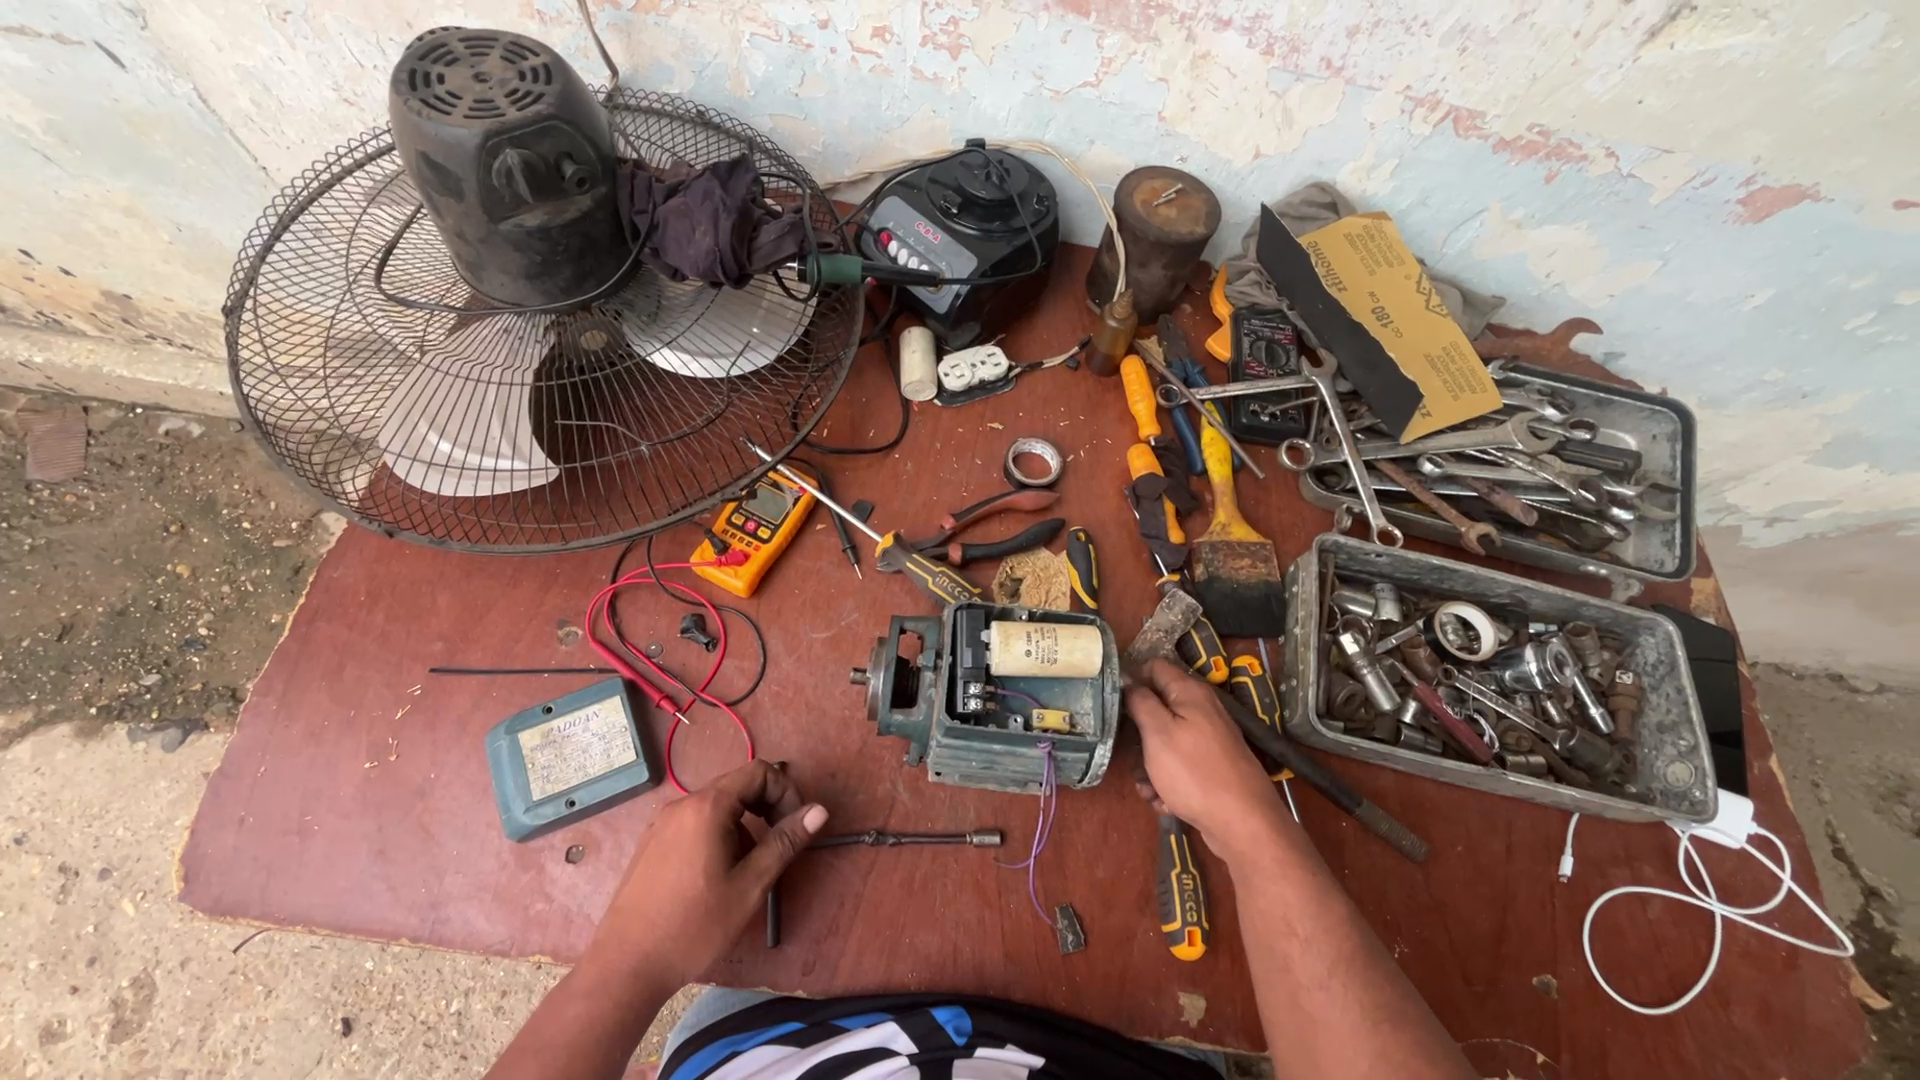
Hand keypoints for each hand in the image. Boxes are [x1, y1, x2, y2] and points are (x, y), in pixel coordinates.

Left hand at [585, 760, 827, 988]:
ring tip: (748, 871)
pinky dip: (720, 836)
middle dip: (768, 808)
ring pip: (718, 807)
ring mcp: (662, 824)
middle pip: (738, 786)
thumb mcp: (750, 885)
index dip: (786, 792)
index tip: (795, 827)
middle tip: (780, 846)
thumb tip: (819, 810)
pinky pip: (696, 824)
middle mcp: (682, 805)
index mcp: (708, 807)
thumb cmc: (694, 926)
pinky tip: (717, 877)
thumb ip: (785, 842)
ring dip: (745, 826)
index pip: (759, 772)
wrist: (626, 967)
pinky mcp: (652, 844)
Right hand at [1125, 658, 1286, 857]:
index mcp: (1190, 694)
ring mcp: (1208, 740)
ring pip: (1164, 742)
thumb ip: (1140, 701)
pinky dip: (1167, 782)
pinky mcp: (1210, 767)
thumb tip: (1128, 678)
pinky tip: (1165, 801)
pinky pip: (1179, 766)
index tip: (1114, 704)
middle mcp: (1202, 711)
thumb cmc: (1194, 772)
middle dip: (1138, 735)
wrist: (1243, 823)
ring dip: (1149, 766)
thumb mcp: (1158, 733)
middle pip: (1157, 709)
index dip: (1131, 680)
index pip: (1154, 667)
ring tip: (1149, 790)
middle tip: (1130, 757)